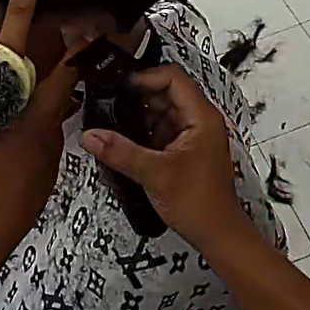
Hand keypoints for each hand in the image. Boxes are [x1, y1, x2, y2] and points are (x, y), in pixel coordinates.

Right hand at [78, 66, 250, 245]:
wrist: (216, 232)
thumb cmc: (201, 204)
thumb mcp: (155, 174)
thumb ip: (120, 152)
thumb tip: (92, 135)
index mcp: (202, 117)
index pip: (173, 78)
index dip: (146, 77)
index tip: (121, 86)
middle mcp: (200, 120)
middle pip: (165, 92)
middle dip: (137, 98)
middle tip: (110, 105)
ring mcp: (192, 134)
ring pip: (161, 111)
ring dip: (138, 116)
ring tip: (113, 124)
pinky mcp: (184, 148)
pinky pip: (161, 129)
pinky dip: (143, 132)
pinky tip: (125, 142)